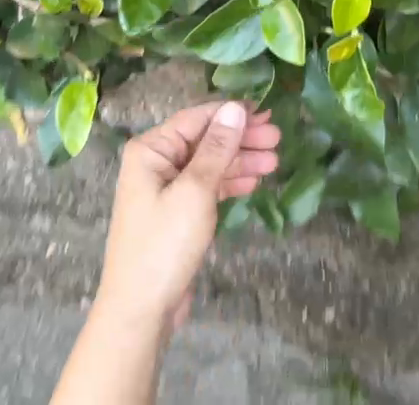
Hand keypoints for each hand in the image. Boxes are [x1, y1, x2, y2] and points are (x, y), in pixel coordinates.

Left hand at [93, 101, 280, 331]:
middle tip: (277, 139)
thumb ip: (217, 148)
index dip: (231, 113)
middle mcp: (156, 163)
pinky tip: (254, 181)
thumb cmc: (164, 244)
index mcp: (151, 150)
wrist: (141, 309)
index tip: (266, 112)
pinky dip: (230, 182)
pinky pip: (207, 186)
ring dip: (240, 160)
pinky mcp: (177, 213)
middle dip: (240, 138)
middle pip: (205, 140)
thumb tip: (234, 108)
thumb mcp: (195, 190)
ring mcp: (166, 189)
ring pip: (209, 164)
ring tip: (275, 161)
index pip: (196, 118)